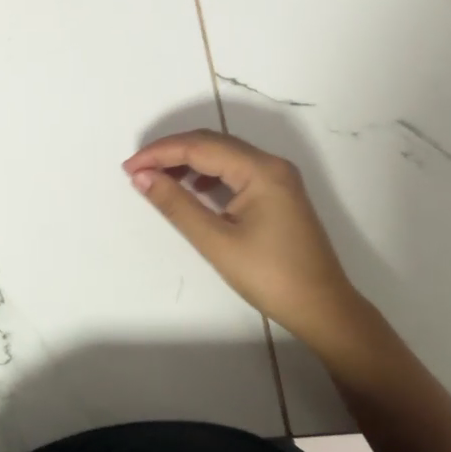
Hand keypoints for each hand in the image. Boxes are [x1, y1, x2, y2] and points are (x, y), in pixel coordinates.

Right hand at [125, 130, 362, 334]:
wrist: (323, 308)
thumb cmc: (270, 276)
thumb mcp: (216, 242)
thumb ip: (177, 204)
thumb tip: (141, 177)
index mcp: (260, 171)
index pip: (200, 147)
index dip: (160, 153)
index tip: (128, 168)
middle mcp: (271, 165)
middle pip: (212, 143)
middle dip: (171, 152)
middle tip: (137, 170)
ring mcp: (278, 178)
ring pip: (223, 155)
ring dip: (188, 160)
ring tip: (157, 178)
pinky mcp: (278, 193)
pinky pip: (235, 169)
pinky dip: (207, 172)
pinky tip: (191, 187)